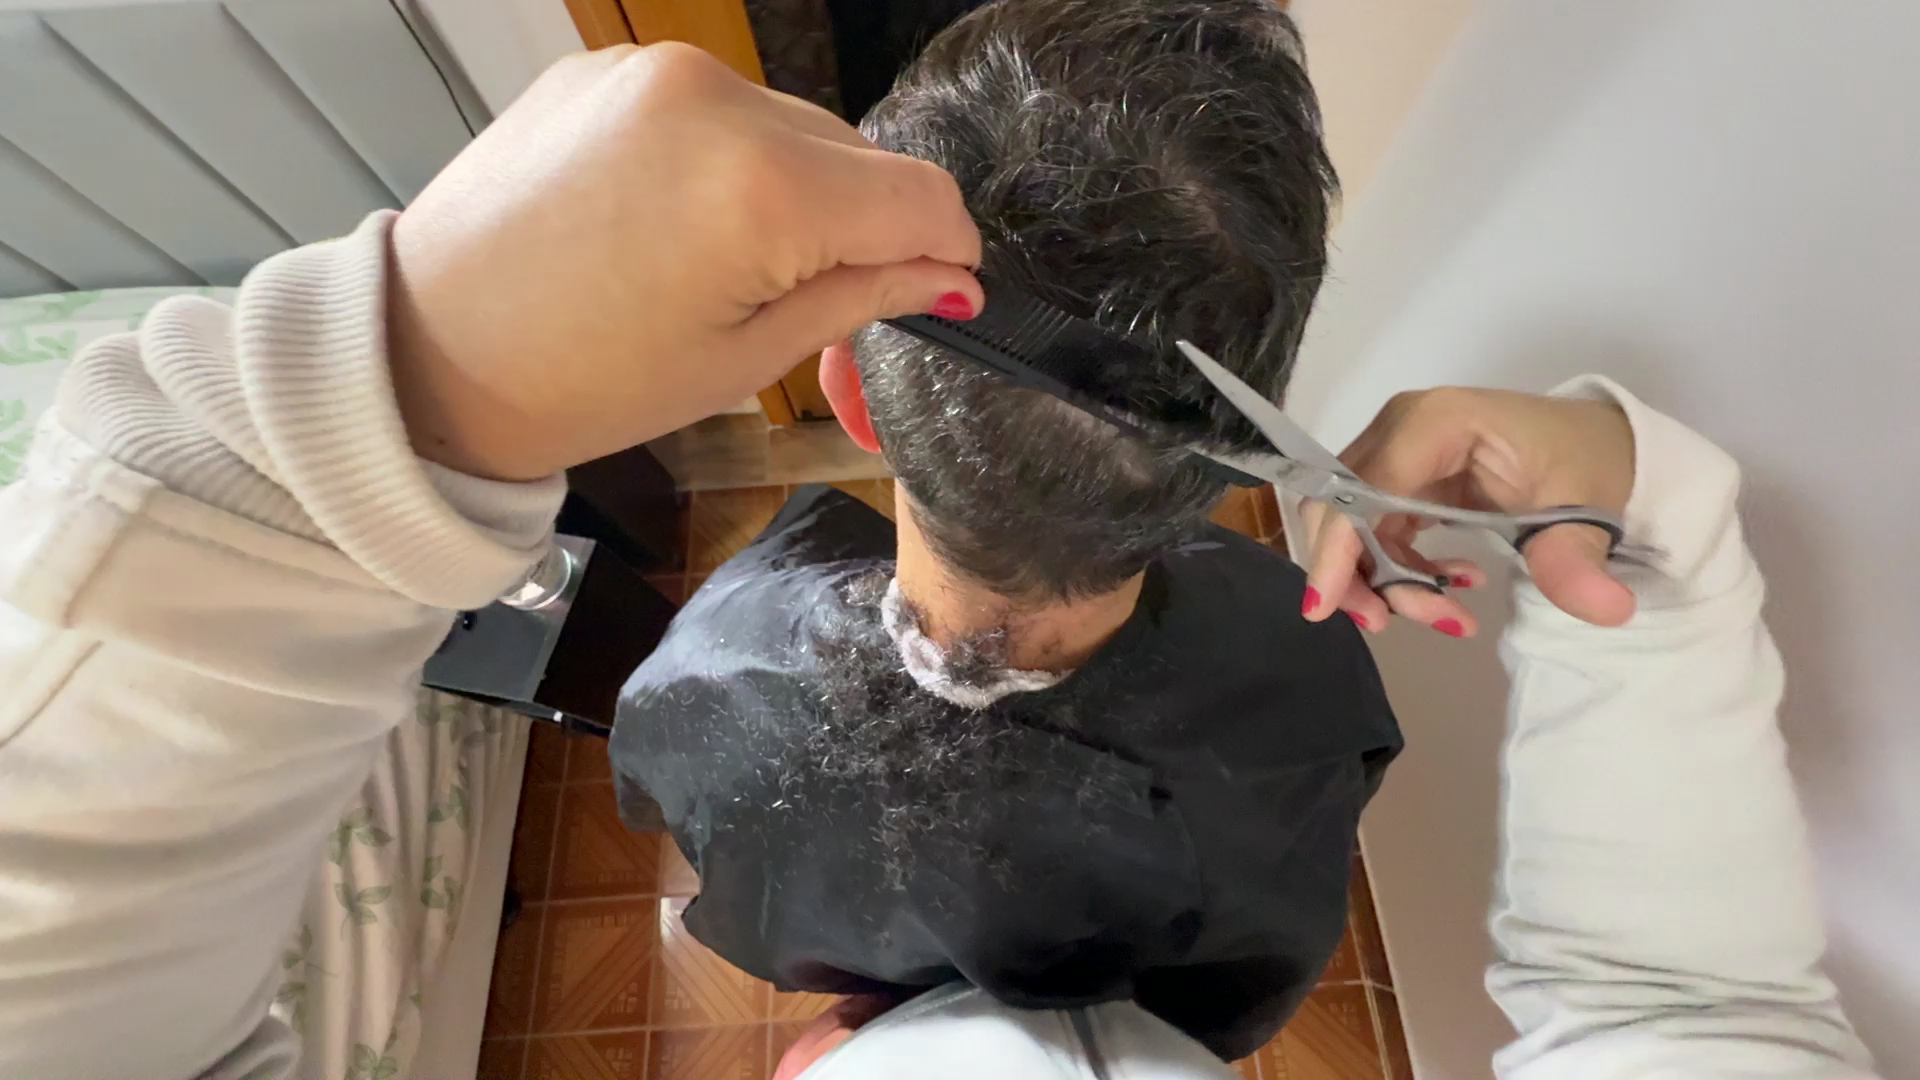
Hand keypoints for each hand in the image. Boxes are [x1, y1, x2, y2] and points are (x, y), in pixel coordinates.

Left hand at [386, 45, 982, 479]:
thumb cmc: (600, 384)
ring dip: (814, 196)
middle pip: (865, 158)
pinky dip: (749, 166)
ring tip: (753, 266)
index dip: (951, 249)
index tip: (947, 292)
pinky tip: (699, 222)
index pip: (920, 197)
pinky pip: (732, 112)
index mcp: (763, 190)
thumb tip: (953, 280)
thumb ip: (866, 296)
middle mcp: (720, 99)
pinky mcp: (615, 68)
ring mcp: (659, 71)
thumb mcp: (753, 356)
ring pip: (803, 130)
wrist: (438, 352)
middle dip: (875, 228)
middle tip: (832, 301)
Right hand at [1301, 387, 1636, 633]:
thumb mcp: (1585, 508)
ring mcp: (1389, 451)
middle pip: (1336, 508)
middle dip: (1351, 573)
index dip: (1338, 550)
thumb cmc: (1588, 460)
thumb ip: (1571, 560)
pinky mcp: (1394, 476)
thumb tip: (1605, 612)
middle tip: (1384, 622)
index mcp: (1433, 424)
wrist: (1602, 440)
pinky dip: (1393, 566)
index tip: (1322, 606)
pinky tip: (1446, 582)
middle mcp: (1394, 432)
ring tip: (1440, 613)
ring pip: (1344, 523)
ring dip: (1373, 576)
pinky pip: (1367, 527)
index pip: (1361, 491)